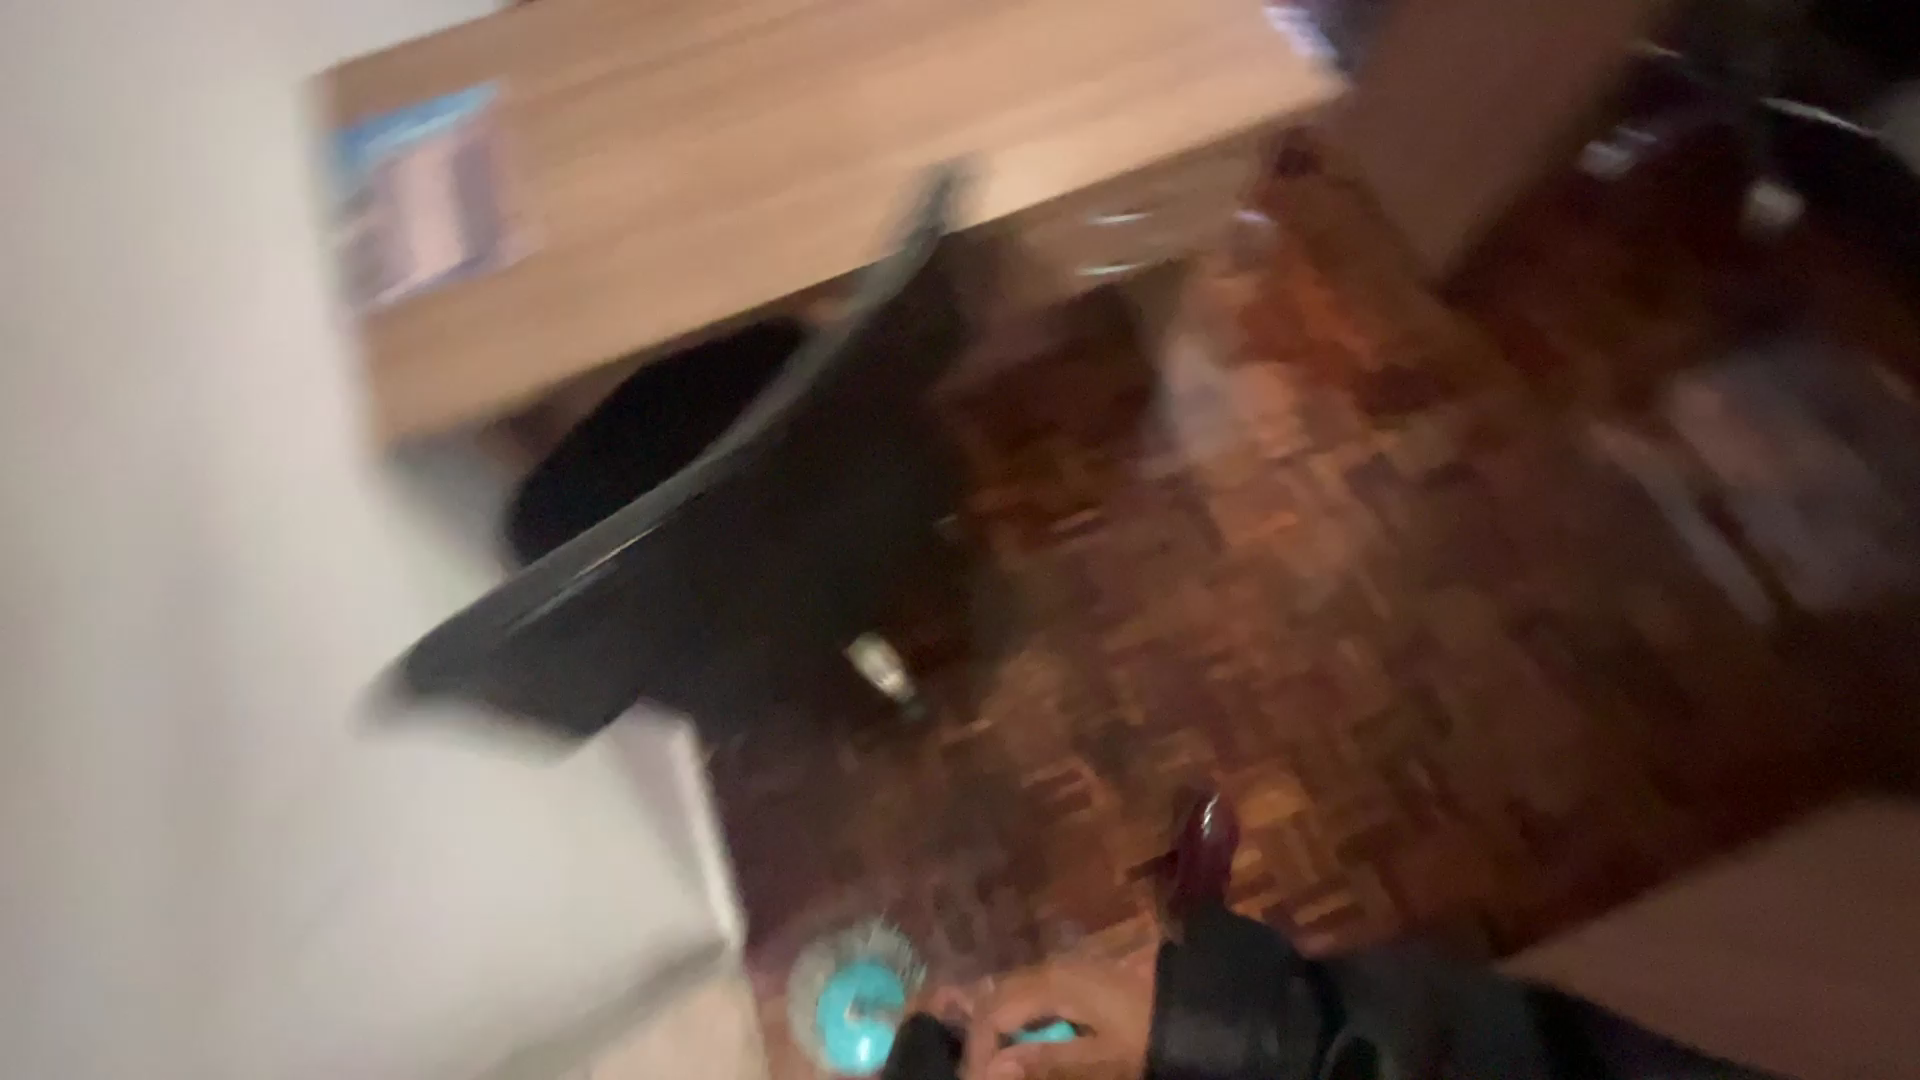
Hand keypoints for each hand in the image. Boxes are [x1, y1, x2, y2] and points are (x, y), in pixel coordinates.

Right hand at [958, 952, 1156, 1079]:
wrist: (1184, 1010)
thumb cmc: (1143, 1038)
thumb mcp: (1101, 1062)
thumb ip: (1048, 1064)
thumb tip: (993, 1070)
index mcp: (1051, 984)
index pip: (994, 1015)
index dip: (979, 1053)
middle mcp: (1048, 968)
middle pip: (996, 999)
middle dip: (981, 1041)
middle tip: (979, 1076)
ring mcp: (1060, 968)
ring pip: (1008, 994)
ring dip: (996, 1030)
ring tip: (994, 1065)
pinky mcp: (1070, 976)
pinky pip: (1027, 994)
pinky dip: (1014, 1020)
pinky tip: (1019, 1045)